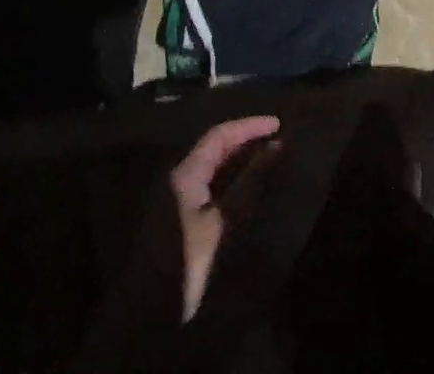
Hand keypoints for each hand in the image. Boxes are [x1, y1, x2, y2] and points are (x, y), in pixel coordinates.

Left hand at [169, 116, 279, 322]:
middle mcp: (178, 180)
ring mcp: (178, 199)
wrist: (154, 308)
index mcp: (185, 174)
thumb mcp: (224, 217)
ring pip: (211, 166)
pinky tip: (249, 183)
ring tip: (268, 155)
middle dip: (245, 139)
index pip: (219, 136)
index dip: (249, 126)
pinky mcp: (182, 218)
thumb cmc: (190, 256)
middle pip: (213, 148)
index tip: (278, 124)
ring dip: (239, 158)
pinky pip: (210, 183)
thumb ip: (249, 180)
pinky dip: (232, 176)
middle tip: (277, 138)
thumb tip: (274, 147)